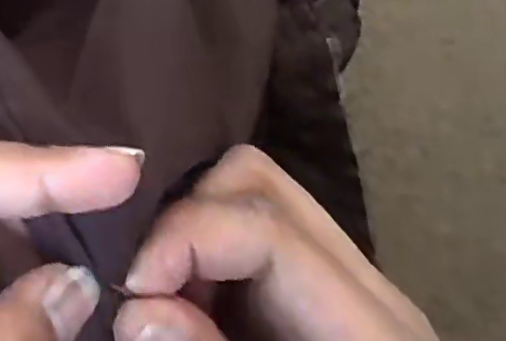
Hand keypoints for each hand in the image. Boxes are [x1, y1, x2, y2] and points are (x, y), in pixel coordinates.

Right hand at [115, 146, 435, 340]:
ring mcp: (340, 289)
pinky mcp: (315, 302)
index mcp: (375, 333)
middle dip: (185, 214)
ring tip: (162, 296)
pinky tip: (186, 307)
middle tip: (147, 282)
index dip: (185, 237)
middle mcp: (362, 289)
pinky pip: (244, 235)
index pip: (266, 226)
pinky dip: (201, 255)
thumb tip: (136, 310)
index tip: (130, 287)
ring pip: (245, 194)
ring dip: (188, 231)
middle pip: (256, 181)